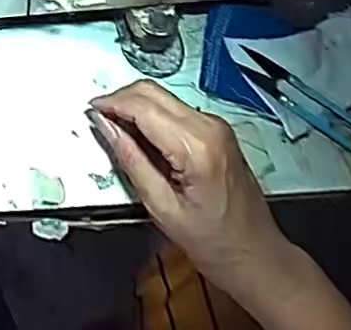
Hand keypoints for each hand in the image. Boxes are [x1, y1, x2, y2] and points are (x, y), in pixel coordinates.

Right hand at [88, 80, 293, 288]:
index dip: (112, 104)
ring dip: (134, 104)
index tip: (91, 110)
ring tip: (116, 126)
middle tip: (99, 116)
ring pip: (161, 95)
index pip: (143, 106)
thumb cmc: (215, 243)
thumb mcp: (162, 208)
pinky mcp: (215, 128)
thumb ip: (131, 160)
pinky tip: (140, 132)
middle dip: (120, 99)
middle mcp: (208, 126)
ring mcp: (215, 124)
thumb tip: (104, 125)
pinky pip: (174, 107)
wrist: (259, 257)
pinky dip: (151, 112)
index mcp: (196, 147)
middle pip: (151, 91)